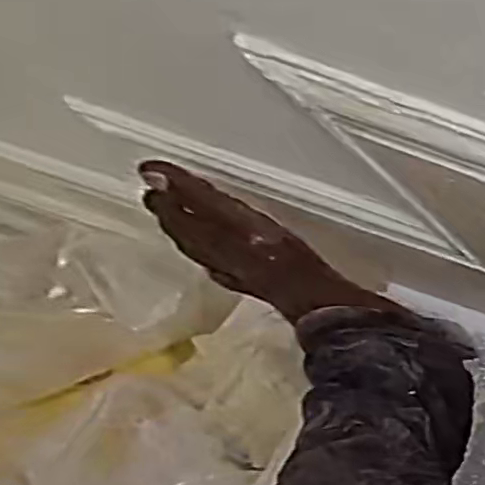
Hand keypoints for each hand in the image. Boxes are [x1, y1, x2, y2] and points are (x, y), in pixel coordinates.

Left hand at [138, 161, 391, 320]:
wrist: (333, 314)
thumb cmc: (298, 269)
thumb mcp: (248, 223)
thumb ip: (201, 200)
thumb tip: (152, 175)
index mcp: (222, 242)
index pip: (186, 211)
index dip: (171, 190)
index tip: (153, 171)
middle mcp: (230, 262)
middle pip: (193, 237)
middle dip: (176, 216)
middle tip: (161, 196)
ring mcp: (251, 279)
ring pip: (210, 255)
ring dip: (195, 238)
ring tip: (186, 224)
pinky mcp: (273, 291)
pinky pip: (233, 272)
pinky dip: (222, 261)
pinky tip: (226, 262)